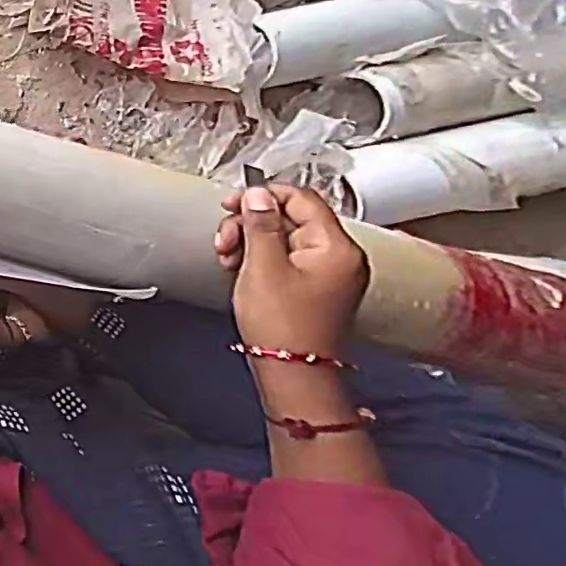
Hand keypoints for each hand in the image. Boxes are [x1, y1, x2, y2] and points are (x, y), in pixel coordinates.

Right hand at [213, 184, 367, 356]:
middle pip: (290, 218)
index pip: (302, 199)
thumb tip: (258, 194)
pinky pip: (286, 257)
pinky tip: (240, 269)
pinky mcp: (315, 286)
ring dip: (250, 240)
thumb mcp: (262, 267)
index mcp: (336, 247)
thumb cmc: (280, 323)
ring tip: (228, 258)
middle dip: (251, 223)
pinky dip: (260, 257)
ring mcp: (329, 272)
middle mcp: (340, 256)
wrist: (291, 371)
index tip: (231, 204)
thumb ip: (261, 225)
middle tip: (224, 241)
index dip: (264, 196)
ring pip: (284, 237)